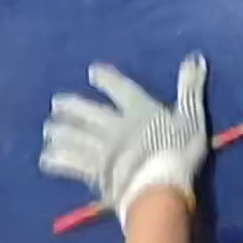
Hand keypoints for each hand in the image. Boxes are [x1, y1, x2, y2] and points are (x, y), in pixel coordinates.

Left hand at [40, 55, 208, 229]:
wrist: (159, 186)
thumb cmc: (179, 151)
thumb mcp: (191, 116)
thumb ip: (191, 87)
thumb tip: (195, 56)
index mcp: (139, 110)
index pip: (120, 89)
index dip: (106, 79)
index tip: (92, 72)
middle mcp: (116, 126)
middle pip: (88, 113)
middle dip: (71, 107)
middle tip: (56, 103)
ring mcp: (102, 149)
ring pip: (75, 136)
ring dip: (60, 132)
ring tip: (48, 129)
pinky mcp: (94, 173)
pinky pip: (71, 164)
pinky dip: (57, 160)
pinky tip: (46, 159)